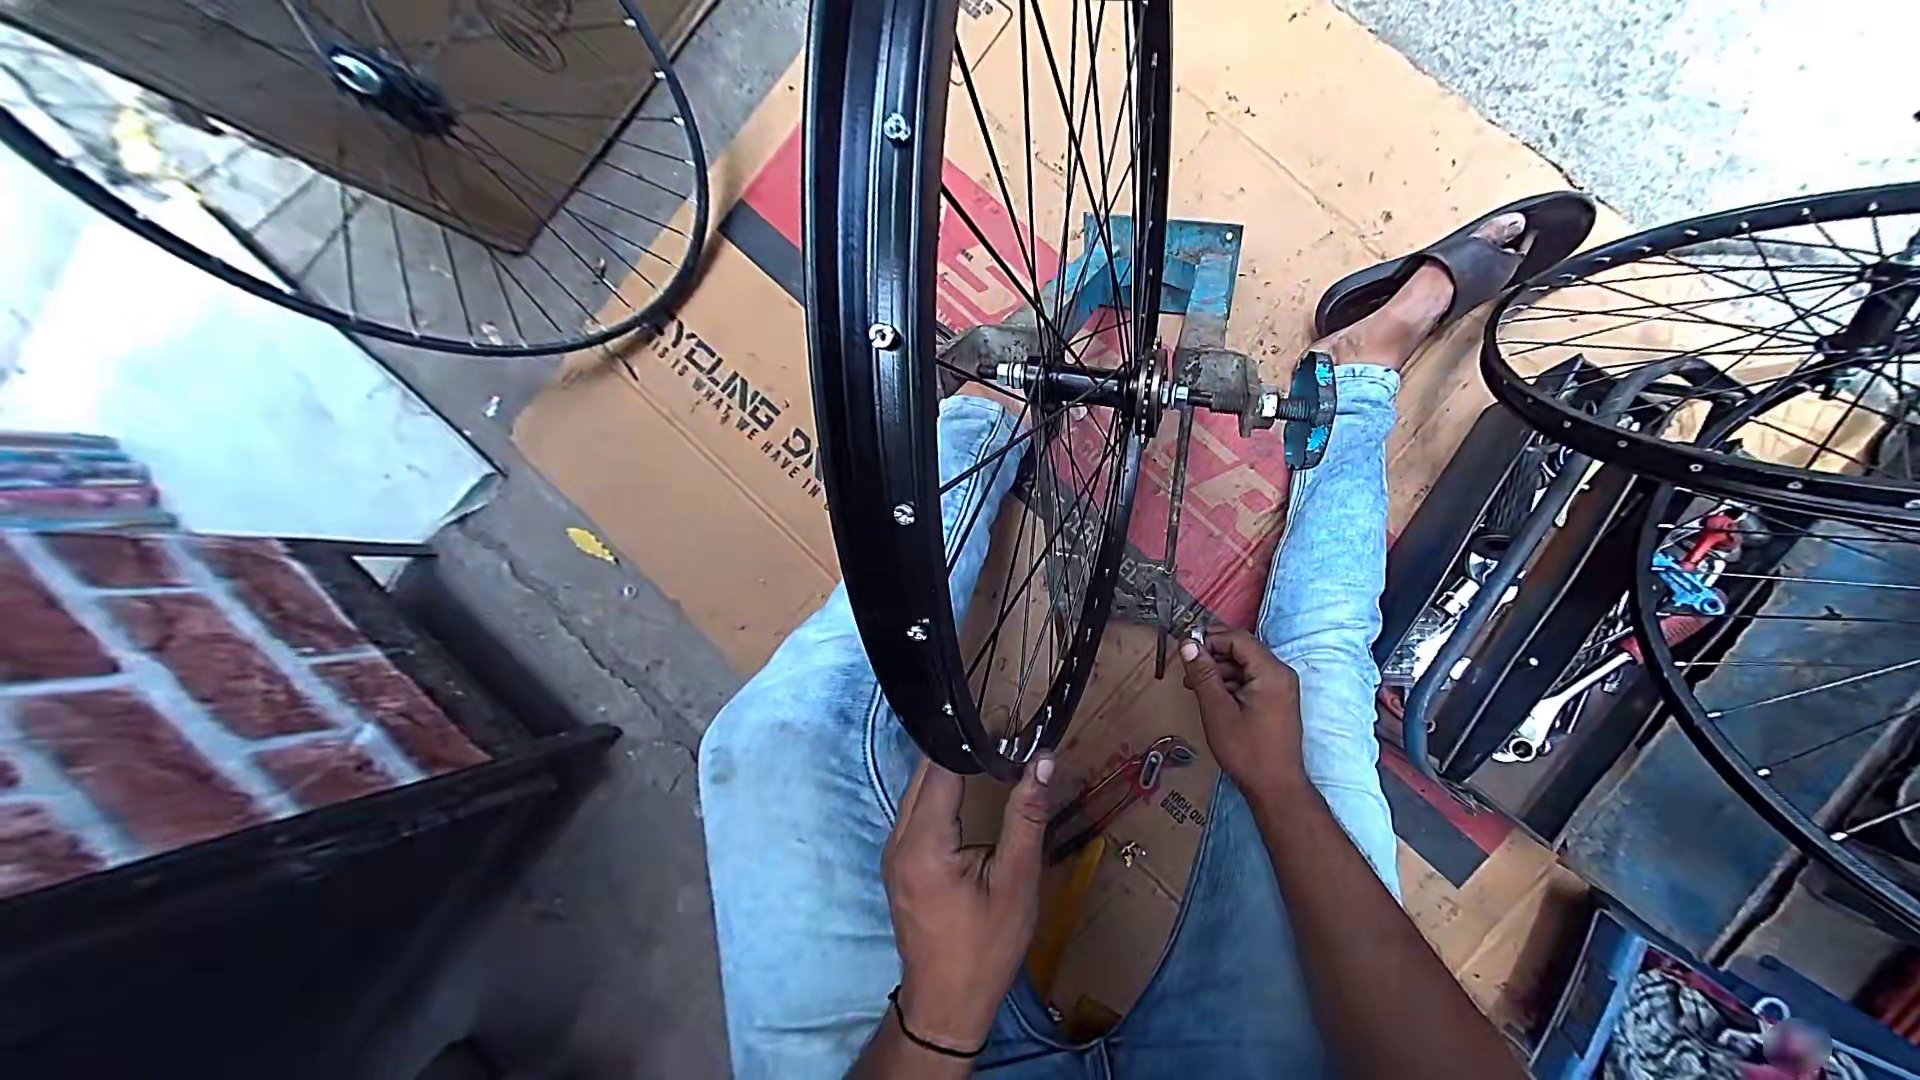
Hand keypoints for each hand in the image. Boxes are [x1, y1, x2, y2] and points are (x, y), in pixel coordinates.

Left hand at [882, 755, 1055, 1049]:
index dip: (970, 744)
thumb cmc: (985, 948)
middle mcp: (898, 840)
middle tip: (1001, 736)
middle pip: (923, 775)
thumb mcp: (1016, 883)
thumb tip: (1043, 762)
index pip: (940, 770)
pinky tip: (964, 787)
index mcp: (923, 844)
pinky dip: (938, 791)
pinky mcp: (897, 859)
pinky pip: (914, 809)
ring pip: (916, 789)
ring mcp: (892, 850)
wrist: (946, 1005)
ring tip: (988, 754)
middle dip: (960, 752)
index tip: (1002, 727)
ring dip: (948, 770)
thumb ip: (1026, 817)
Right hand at [1179, 628, 1309, 801]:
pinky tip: (1211, 695)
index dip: (1208, 639)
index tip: (1184, 649)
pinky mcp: (1276, 698)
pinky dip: (1228, 681)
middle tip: (1186, 667)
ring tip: (1194, 684)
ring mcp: (1281, 686)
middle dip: (1211, 654)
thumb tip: (1187, 644)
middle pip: (1241, 648)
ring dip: (1218, 669)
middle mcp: (1280, 673)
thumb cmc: (1246, 750)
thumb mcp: (1217, 709)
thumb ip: (1203, 673)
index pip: (1237, 638)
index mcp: (1271, 672)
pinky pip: (1249, 678)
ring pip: (1243, 663)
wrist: (1276, 788)